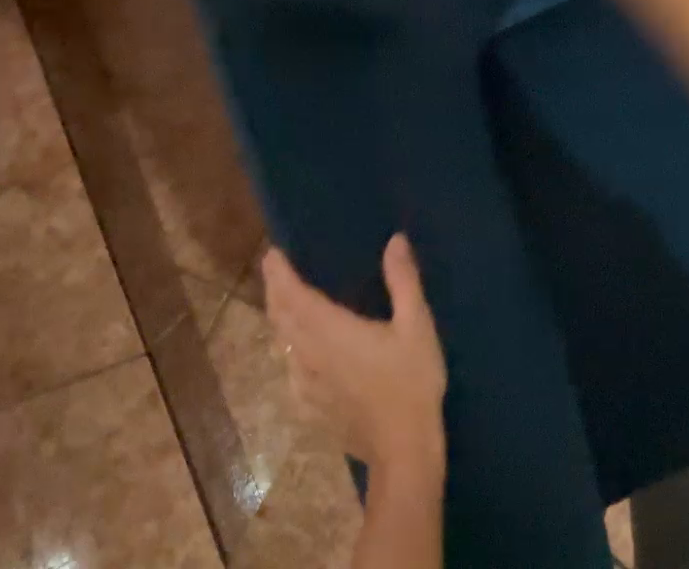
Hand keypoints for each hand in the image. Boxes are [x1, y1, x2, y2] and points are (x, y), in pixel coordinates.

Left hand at [263, 235, 447, 479]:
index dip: (279, 274)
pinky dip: (289, 351)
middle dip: (275, 292)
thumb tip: (395, 240)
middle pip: (281, 319)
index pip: (294, 296)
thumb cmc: (411, 381)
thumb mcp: (416, 325)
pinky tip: (300, 354)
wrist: (403, 448)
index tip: (271, 254)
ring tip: (286, 305)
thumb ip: (403, 281)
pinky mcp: (312, 407)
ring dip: (280, 320)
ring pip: (283, 345)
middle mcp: (310, 355)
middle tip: (276, 272)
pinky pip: (291, 370)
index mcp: (332, 331)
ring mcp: (307, 385)